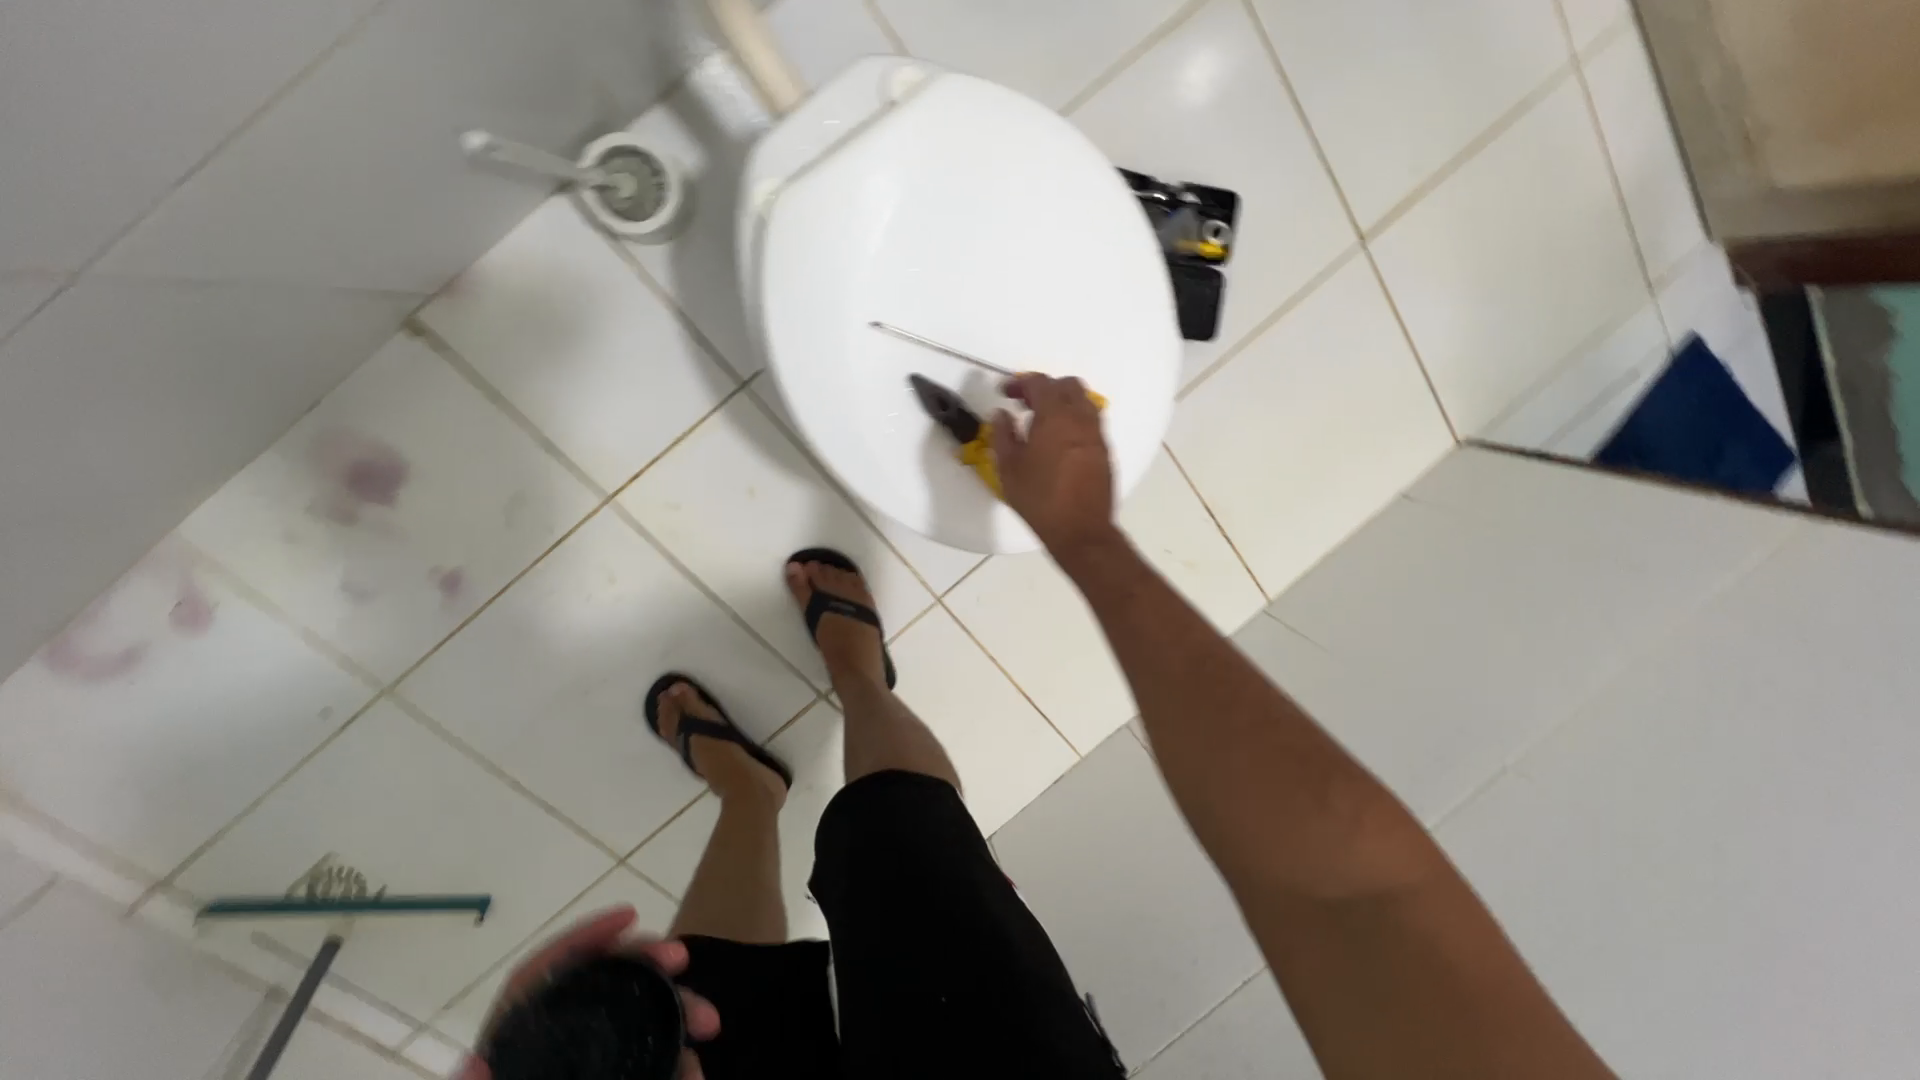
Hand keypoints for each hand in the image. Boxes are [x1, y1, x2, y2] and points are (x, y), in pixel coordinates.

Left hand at [454, 907, 720, 1079]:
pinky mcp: (623, 1078)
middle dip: (644, 964)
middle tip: (684, 959)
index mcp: (515, 1054)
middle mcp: (551, 1053)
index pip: (538, 980)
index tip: (630, 916)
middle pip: (594, 988)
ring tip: (710, 1024)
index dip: (580, 941)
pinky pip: (651, 1063)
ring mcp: (591, 1069)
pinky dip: (677, 1061)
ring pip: (633, 1021)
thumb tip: (472, 1065)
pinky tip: (697, 1069)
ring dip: (675, 1011)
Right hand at [992, 374, 1119, 558]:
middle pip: (1068, 385)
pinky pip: (1091, 422)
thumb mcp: (1009, 469)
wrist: (1081, 531)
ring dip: (1063, 403)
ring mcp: (1097, 435)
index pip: (1040, 383)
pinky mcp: (1105, 451)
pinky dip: (1074, 420)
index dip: (1020, 382)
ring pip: (1084, 402)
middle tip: (1025, 404)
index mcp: (1055, 417)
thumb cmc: (1039, 500)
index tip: (1005, 393)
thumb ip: (1003, 435)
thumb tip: (1001, 414)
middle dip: (1045, 388)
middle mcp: (1081, 418)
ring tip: (1043, 423)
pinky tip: (1060, 443)